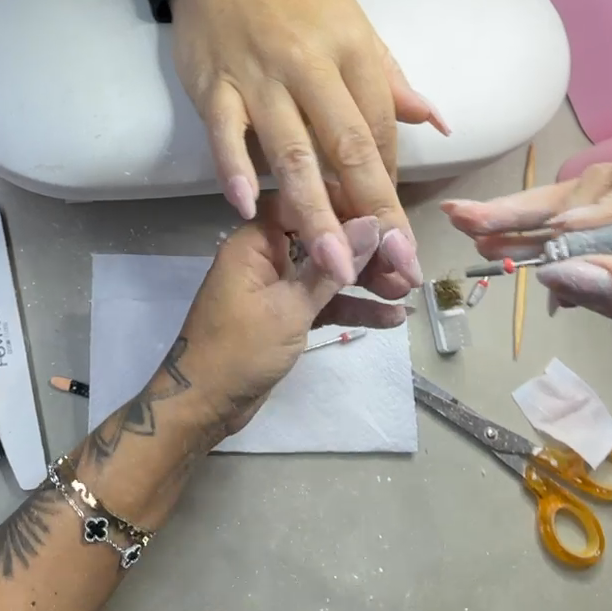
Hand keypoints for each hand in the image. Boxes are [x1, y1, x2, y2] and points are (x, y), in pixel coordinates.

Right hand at [169, 0, 446, 289]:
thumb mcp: (351, 21)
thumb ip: (388, 76)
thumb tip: (433, 121)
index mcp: (352, 49)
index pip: (378, 127)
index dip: (389, 181)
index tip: (394, 229)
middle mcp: (311, 66)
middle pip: (346, 147)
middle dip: (372, 210)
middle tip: (391, 266)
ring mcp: (259, 79)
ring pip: (291, 151)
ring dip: (314, 209)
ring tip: (332, 261)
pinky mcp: (214, 88)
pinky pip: (225, 135)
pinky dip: (234, 170)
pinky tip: (246, 208)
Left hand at [172, 212, 409, 448]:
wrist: (203, 404)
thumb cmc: (239, 351)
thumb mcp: (289, 309)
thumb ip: (330, 269)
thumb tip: (371, 225)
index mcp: (253, 243)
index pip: (303, 206)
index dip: (346, 209)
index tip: (389, 218)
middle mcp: (264, 258)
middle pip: (320, 240)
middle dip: (364, 252)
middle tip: (408, 266)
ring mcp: (275, 288)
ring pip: (326, 274)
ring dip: (364, 282)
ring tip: (408, 290)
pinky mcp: (284, 316)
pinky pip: (321, 303)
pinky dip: (350, 309)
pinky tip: (391, 318)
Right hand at [440, 122, 611, 413]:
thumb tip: (558, 273)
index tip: (578, 240)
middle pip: (606, 180)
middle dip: (545, 209)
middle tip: (475, 225)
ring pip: (583, 208)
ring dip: (526, 222)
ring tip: (467, 228)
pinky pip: (582, 241)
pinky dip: (541, 249)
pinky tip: (498, 251)